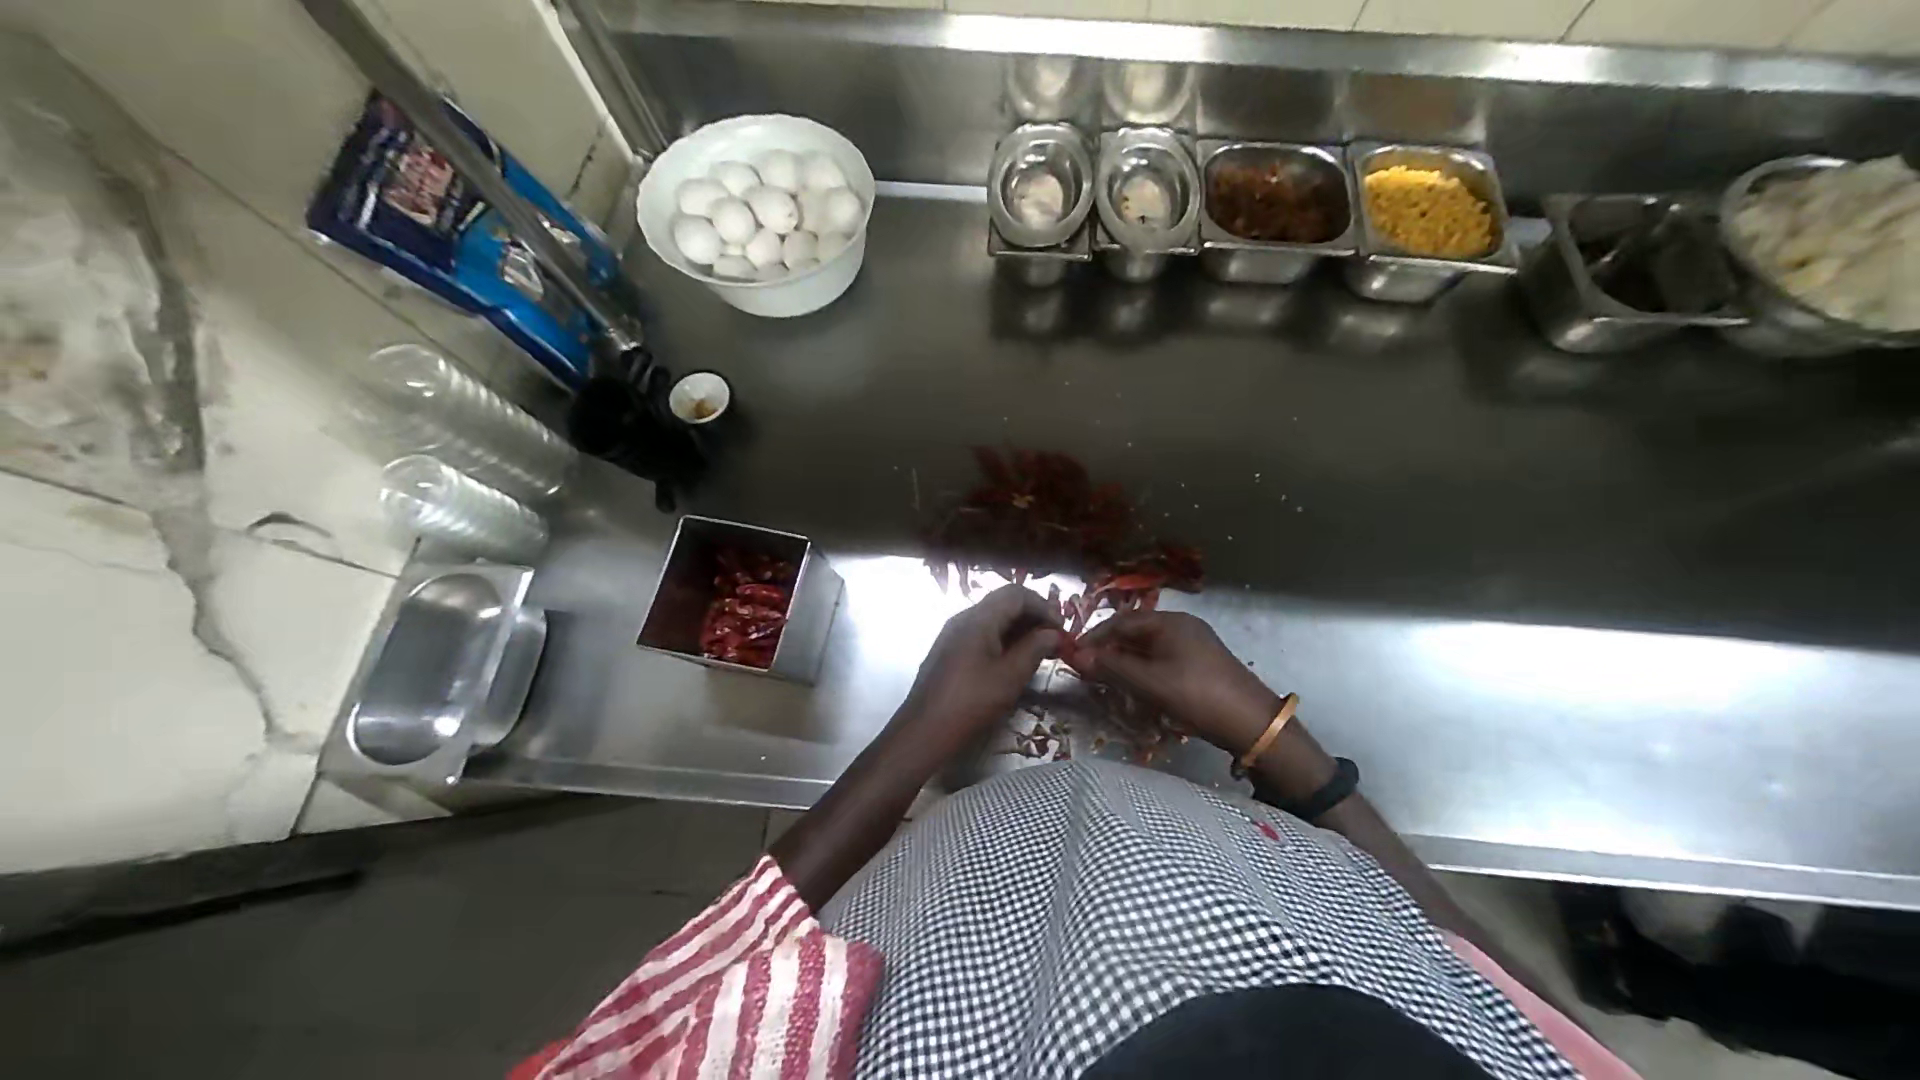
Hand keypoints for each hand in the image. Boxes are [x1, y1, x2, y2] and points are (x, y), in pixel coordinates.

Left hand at [889, 585, 1063, 760]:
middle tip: (1055, 641)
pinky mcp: (949, 653)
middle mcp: (963, 619)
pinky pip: (981, 635)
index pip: (1016, 594)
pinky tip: (1014, 662)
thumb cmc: (971, 702)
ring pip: (992, 620)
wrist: (924, 730)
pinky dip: (1003, 641)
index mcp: (978, 619)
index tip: (1061, 628)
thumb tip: (1053, 633)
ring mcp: (953, 635)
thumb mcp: (1010, 676)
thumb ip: (1034, 649)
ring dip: (1019, 631)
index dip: (1043, 606)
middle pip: (1003, 604)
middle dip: (1032, 618)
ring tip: (1040, 653)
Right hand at [1072, 610, 1281, 755]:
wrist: (1253, 724)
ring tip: (1109, 685)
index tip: (1074, 657)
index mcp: (1169, 622)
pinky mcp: (1201, 664)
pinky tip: (1138, 692)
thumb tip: (1075, 655)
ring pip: (1148, 649)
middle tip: (1089, 674)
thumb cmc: (1197, 695)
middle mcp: (1181, 626)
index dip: (1094, 638)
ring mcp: (1193, 644)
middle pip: (1134, 633)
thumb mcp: (1149, 682)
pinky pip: (1162, 661)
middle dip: (1109, 652)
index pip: (1120, 622)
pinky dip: (1144, 673)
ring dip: (1126, 665)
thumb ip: (1111, 667)